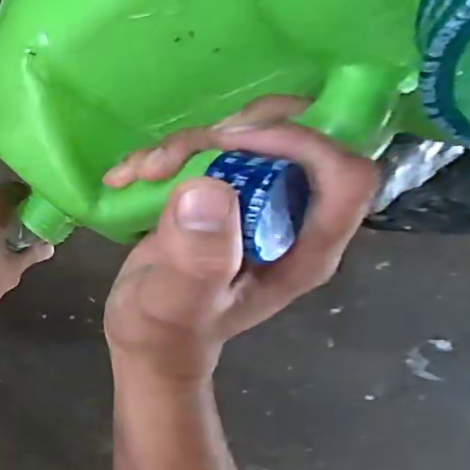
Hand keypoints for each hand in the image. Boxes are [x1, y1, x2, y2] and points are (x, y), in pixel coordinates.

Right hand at [102, 97, 379, 380]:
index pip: (342, 176)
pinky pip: (209, 150)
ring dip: (189, 144)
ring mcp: (255, 202)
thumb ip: (196, 258)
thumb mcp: (174, 302)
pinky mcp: (221, 194)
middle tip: (177, 156)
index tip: (229, 146)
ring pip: (248, 136)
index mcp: (303, 248)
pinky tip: (127, 177)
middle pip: (297, 140)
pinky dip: (165, 153)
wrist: (144, 336)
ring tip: (142, 173)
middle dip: (235, 133)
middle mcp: (290, 217)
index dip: (299, 145)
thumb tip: (207, 188)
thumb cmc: (164, 329)